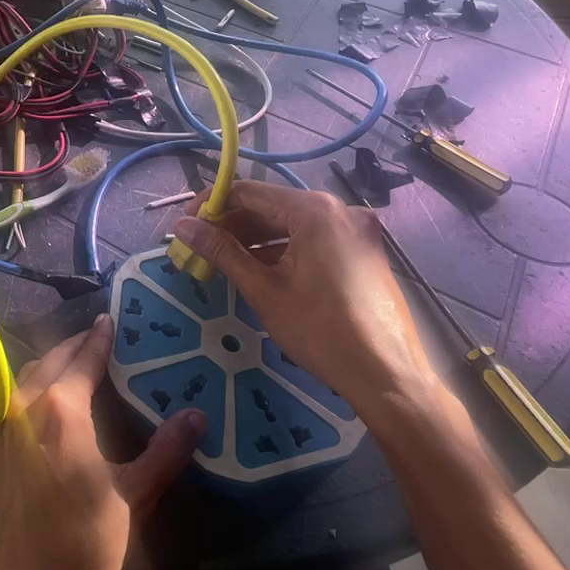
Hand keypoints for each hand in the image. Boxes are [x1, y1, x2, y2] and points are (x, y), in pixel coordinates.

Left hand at [0, 315, 203, 569]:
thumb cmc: (81, 541)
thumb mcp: (132, 497)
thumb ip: (164, 453)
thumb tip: (196, 417)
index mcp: (60, 408)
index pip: (83, 359)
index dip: (99, 338)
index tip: (111, 318)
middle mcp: (27, 404)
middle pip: (52, 359)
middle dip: (76, 343)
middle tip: (100, 335)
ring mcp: (5, 422)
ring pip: (30, 374)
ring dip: (54, 360)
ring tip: (80, 360)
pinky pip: (17, 395)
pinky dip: (37, 382)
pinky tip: (53, 396)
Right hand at [171, 180, 439, 414]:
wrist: (388, 377)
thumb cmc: (320, 330)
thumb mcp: (263, 289)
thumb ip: (221, 251)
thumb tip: (181, 227)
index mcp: (314, 210)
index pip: (247, 192)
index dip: (211, 205)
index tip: (185, 226)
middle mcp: (338, 209)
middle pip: (270, 205)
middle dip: (232, 224)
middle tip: (201, 246)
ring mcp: (356, 230)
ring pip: (291, 223)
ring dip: (255, 238)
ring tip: (224, 260)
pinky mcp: (363, 251)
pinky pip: (312, 238)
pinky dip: (283, 249)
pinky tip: (260, 270)